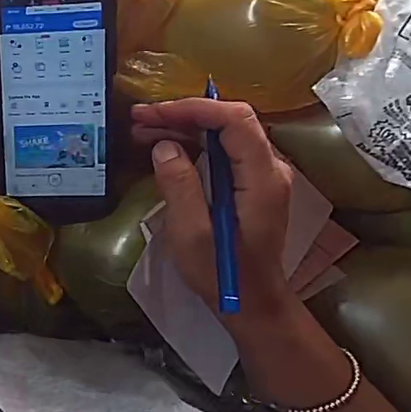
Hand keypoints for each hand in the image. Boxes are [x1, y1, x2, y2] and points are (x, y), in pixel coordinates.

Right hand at [130, 98, 293, 312]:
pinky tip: (162, 144)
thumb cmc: (224, 276)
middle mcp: (269, 168)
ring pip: (223, 132)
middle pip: (229, 121)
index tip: (157, 113)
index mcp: (262, 179)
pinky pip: (221, 149)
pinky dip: (192, 142)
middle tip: (140, 118)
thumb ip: (180, 187)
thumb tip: (164, 146)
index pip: (236, 121)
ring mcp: (261, 174)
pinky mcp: (249, 182)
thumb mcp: (193, 235)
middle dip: (183, 114)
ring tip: (142, 129)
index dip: (195, 109)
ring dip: (183, 126)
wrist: (253, 302)